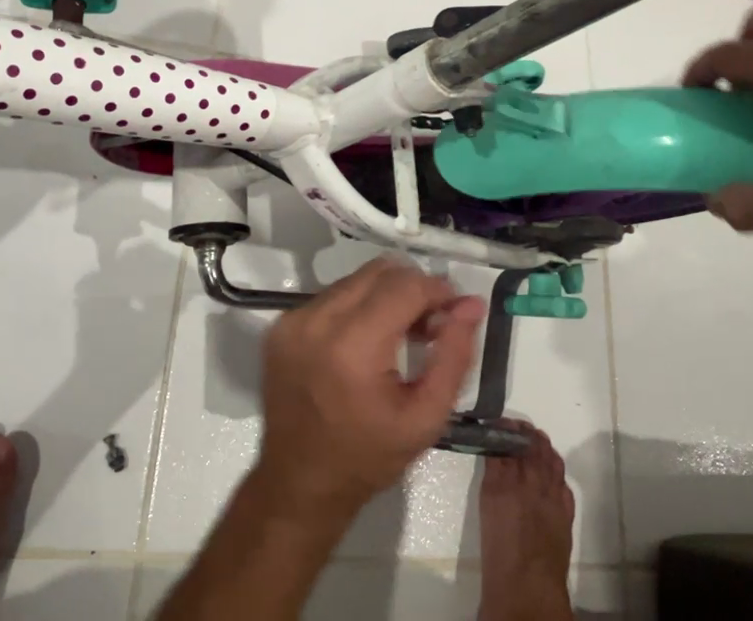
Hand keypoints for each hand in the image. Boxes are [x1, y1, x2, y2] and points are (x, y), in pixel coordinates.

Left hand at [255, 255, 485, 510]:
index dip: (438, 290)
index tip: (455, 311)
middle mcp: (317, 321)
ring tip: (401, 334)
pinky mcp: (281, 326)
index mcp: (353, 347)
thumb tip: (471, 305)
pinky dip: (357, 307)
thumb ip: (454, 356)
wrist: (300, 481)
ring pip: (355, 280)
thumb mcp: (426, 416)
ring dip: (385, 295)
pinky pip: (331, 296)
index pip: (405, 286)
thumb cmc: (369, 455)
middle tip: (431, 324)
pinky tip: (368, 341)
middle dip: (413, 288)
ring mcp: (293, 321)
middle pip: (380, 272)